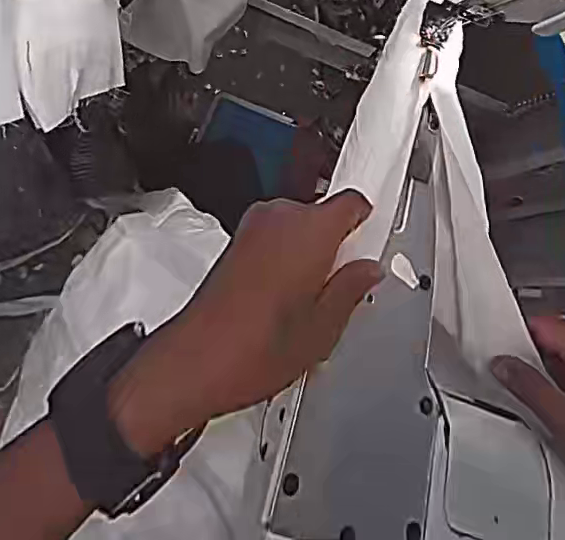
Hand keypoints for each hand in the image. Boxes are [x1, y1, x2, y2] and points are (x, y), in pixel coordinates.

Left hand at [106, 193, 384, 455]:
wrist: (192, 363)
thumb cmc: (250, 349)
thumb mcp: (323, 329)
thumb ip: (353, 289)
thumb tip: (367, 272)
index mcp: (312, 230)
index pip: (353, 201)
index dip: (367, 220)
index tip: (371, 238)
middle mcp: (282, 217)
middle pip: (326, 213)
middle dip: (337, 241)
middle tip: (340, 282)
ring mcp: (256, 226)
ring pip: (300, 224)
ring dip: (308, 248)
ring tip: (306, 297)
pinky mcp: (237, 240)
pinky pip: (276, 234)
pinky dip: (284, 253)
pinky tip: (282, 296)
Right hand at [492, 316, 564, 539]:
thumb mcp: (562, 421)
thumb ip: (527, 386)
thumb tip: (506, 366)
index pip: (544, 323)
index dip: (518, 341)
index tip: (503, 358)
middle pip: (560, 339)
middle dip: (538, 361)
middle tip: (521, 386)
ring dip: (556, 378)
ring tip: (550, 411)